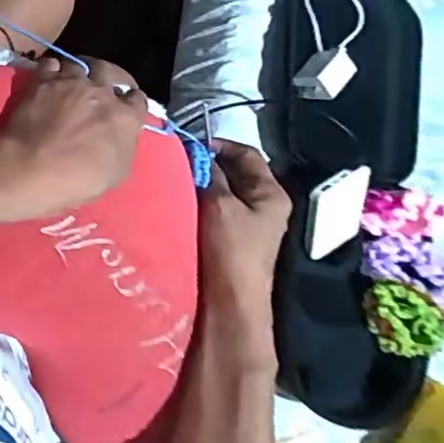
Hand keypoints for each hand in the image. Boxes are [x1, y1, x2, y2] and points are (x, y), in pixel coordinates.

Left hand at [0, 56, 146, 221]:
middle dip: (109, 74)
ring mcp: (71, 84)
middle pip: (110, 71)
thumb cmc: (79, 179)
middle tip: (102, 81)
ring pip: (78, 64)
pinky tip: (48, 77)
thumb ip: (123, 144)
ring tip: (72, 78)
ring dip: (77, 71)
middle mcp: (102, 93)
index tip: (125, 105)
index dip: (131, 101)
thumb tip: (119, 134)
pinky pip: (50, 64)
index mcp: (126, 117)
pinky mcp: (43, 81)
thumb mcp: (118, 171)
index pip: (137, 99)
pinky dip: (51, 68)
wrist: (34, 165)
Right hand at [197, 140, 292, 370]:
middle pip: (232, 170)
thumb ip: (210, 174)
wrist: (231, 299)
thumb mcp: (219, 204)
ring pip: (220, 188)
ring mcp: (247, 220)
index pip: (246, 154)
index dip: (218, 144)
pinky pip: (212, 205)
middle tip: (175, 158)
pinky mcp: (230, 233)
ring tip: (172, 175)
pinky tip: (176, 196)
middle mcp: (263, 203)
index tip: (188, 143)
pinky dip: (195, 196)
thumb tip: (196, 150)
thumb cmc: (231, 248)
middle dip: (205, 162)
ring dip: (197, 180)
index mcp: (271, 193)